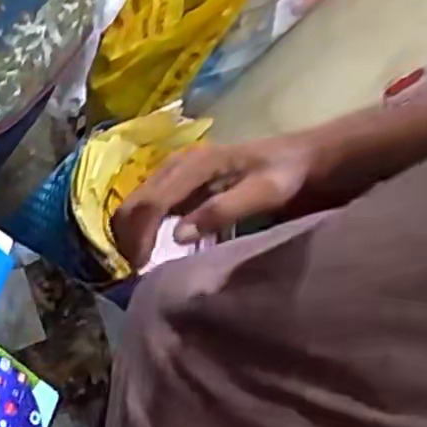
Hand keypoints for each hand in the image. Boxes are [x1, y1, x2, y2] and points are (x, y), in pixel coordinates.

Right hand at [111, 134, 322, 267]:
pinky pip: (138, 209)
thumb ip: (223, 211)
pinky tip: (150, 247)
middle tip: (139, 269)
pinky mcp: (167, 181)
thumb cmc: (285, 175)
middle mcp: (173, 164)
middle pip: (130, 207)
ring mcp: (167, 172)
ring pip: (129, 209)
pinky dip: (136, 231)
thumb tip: (178, 235)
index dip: (140, 239)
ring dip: (129, 238)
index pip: (149, 205)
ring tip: (143, 260)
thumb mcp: (265, 192)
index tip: (142, 268)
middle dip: (128, 241)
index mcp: (194, 165)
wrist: (298, 157)